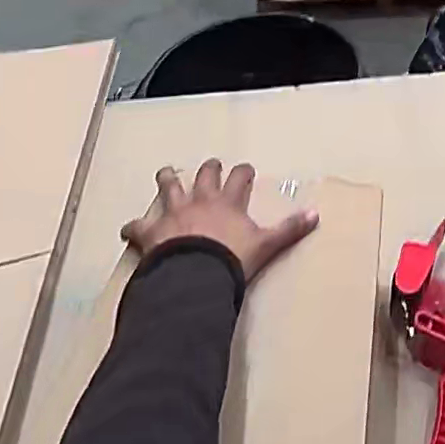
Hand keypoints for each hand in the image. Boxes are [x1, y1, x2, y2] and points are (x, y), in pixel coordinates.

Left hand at [121, 158, 318, 280]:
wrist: (195, 277)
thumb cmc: (231, 259)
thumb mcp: (266, 245)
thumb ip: (289, 230)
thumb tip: (316, 215)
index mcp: (228, 202)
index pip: (239, 177)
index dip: (242, 172)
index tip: (245, 170)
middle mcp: (201, 201)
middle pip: (205, 175)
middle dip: (208, 169)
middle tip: (210, 166)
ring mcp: (175, 214)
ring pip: (169, 188)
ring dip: (167, 180)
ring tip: (165, 172)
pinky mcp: (152, 233)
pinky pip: (139, 227)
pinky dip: (133, 227)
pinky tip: (128, 228)